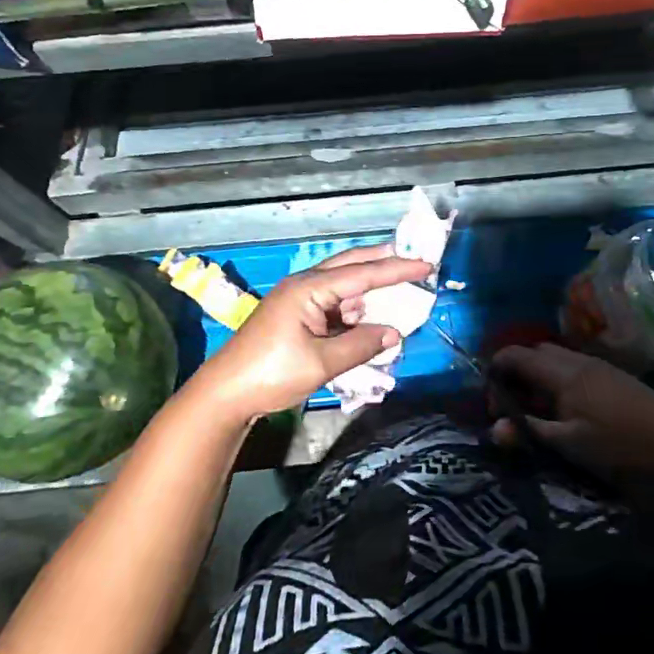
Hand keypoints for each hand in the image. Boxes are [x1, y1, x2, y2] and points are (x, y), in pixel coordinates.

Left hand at [190, 245, 432, 422]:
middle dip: (380, 263)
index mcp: (309, 288)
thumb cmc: (272, 373)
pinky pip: (331, 305)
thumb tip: (394, 333)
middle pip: (349, 266)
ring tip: (397, 291)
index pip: (361, 273)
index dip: (395, 269)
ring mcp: (296, 300)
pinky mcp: (293, 317)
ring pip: (340, 286)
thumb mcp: (322, 363)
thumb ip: (361, 345)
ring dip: (366, 289)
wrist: (227, 392)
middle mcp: (303, 286)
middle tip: (413, 261)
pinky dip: (352, 309)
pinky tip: (367, 320)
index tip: (426, 264)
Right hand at [488, 343, 653, 484]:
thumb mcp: (571, 446)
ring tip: (541, 417)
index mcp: (563, 372)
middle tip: (515, 410)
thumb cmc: (625, 450)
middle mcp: (581, 361)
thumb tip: (492, 428)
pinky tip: (572, 417)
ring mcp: (604, 370)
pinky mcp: (621, 383)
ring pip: (559, 363)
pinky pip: (579, 373)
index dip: (494, 372)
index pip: (514, 355)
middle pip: (537, 354)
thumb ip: (530, 432)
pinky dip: (563, 386)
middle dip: (518, 375)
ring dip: (542, 381)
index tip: (490, 404)